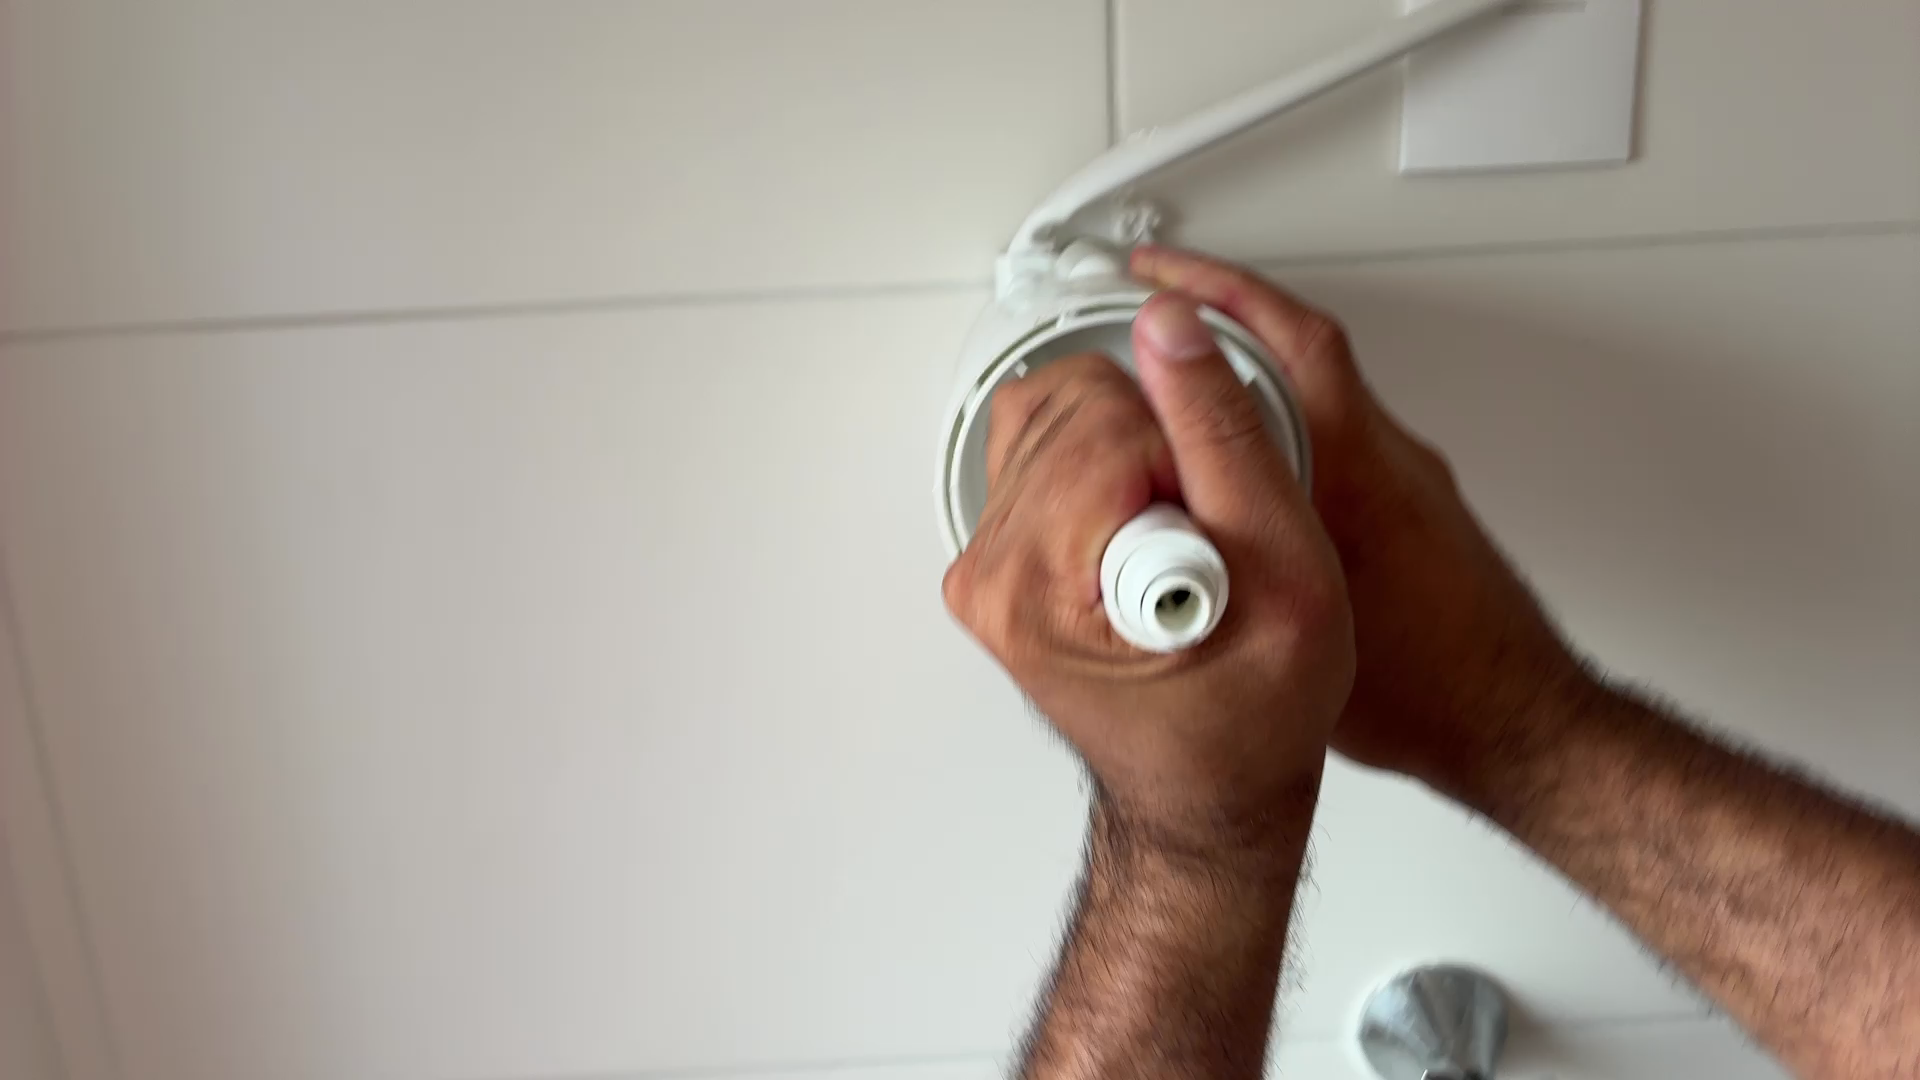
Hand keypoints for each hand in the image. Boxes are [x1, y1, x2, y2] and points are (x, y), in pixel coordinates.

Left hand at [942, 293, 1354, 854]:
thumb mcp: (1284, 571)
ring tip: (1166, 542)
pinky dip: (1101, 460)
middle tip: (1192, 543)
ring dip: (1131, 453)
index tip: (1210, 532)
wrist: (1204, 779)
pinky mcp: (995, 551)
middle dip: (1158, 451)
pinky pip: (1041, 445)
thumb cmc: (1246, 716)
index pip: (1111, 420)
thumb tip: (1168, 326)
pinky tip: (1136, 523)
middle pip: (1075, 406)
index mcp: (1040, 584)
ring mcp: (983, 561)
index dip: (1193, 454)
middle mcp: (990, 571)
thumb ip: (1220, 433)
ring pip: (1057, 412)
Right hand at [1130, 247, 1594, 788]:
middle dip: (1223, 307)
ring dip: (1248, 358)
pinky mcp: (1407, 498)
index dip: (1218, 292)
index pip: (1288, 343)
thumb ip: (1230, 562)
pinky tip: (1240, 448)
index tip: (1164, 277)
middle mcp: (1382, 455)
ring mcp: (1399, 473)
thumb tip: (1162, 531)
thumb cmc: (1424, 686)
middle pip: (1299, 344)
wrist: (1512, 718)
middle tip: (1163, 299)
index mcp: (1352, 470)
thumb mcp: (1294, 619)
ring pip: (1315, 383)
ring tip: (1186, 365)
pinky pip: (1332, 424)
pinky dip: (1276, 412)